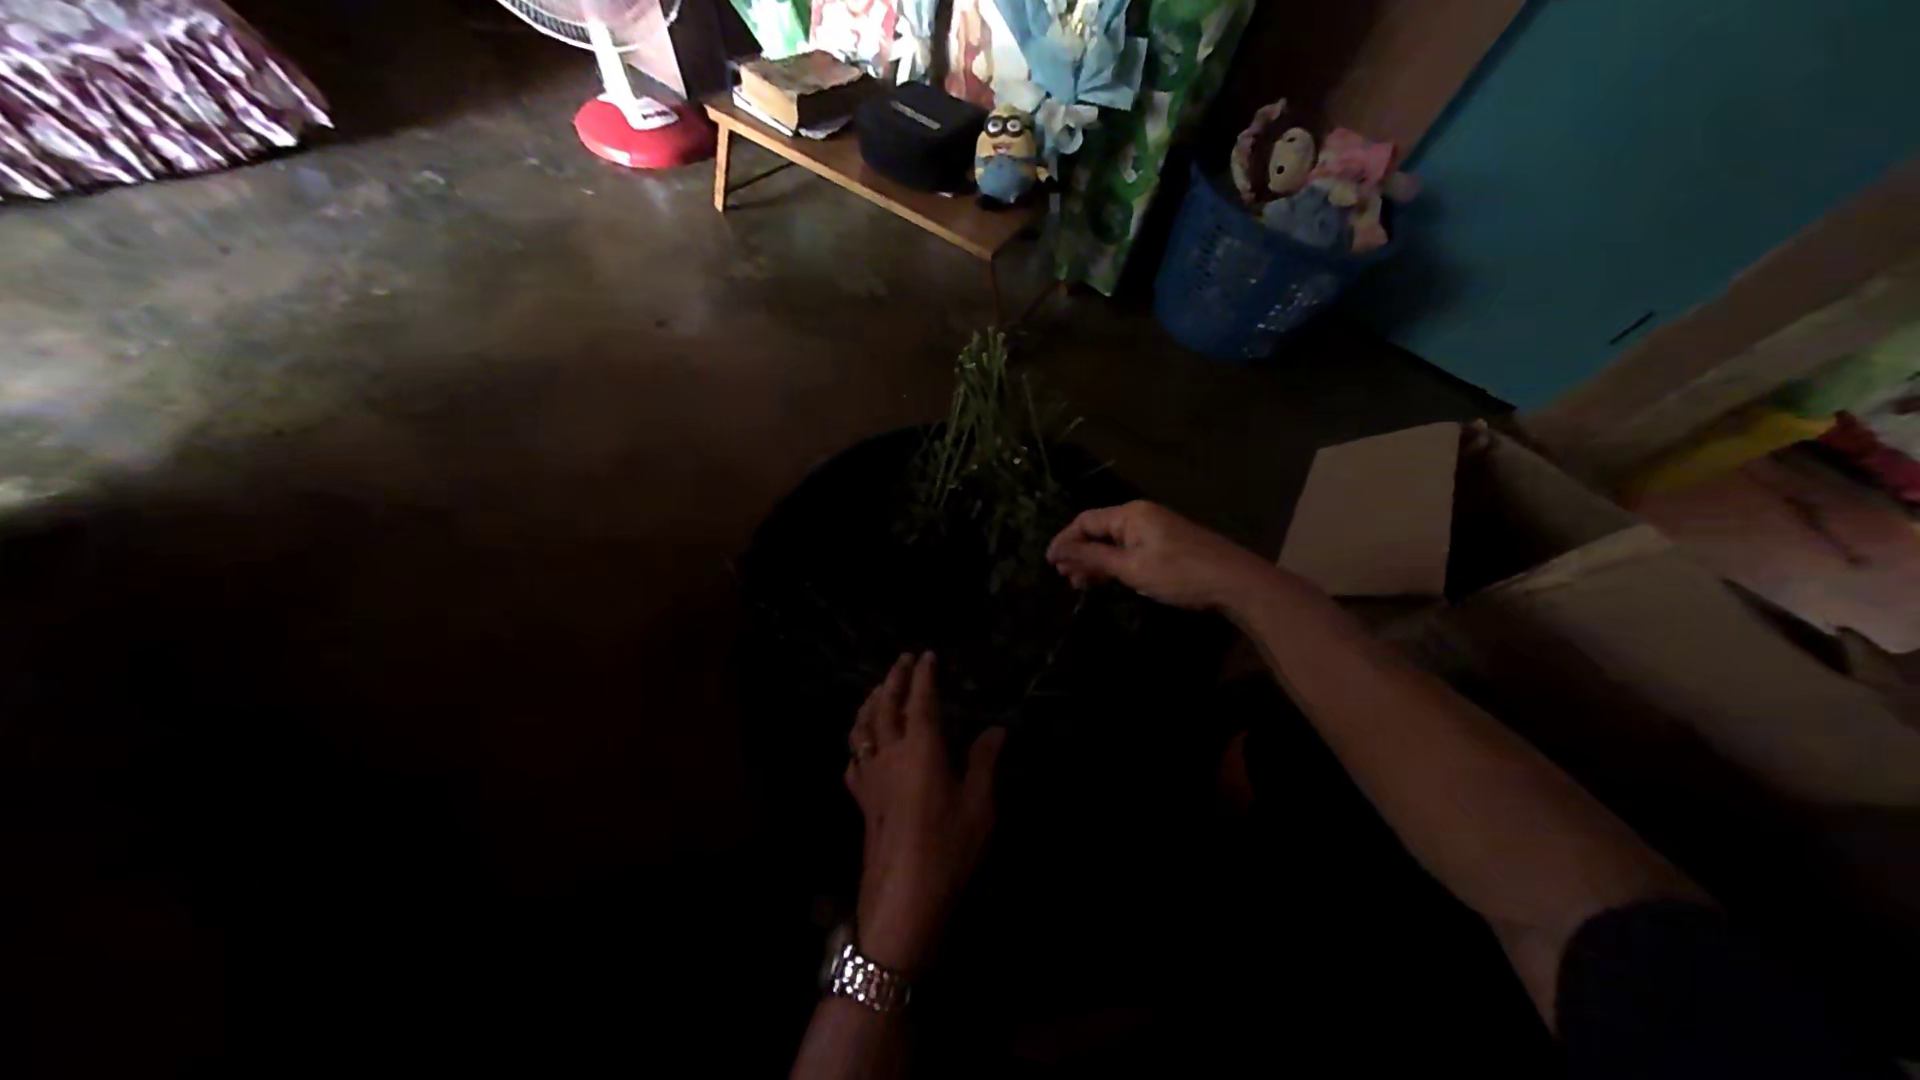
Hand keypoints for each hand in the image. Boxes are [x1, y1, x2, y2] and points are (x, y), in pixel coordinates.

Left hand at [845, 652, 1005, 975]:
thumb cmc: (947, 847)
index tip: (927, 655)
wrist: (903, 895)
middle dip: (893, 679)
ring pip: (863, 727)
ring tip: (879, 689)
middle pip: (886, 706)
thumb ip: (984, 762)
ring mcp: (870, 776)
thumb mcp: (978, 805)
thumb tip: (996, 729)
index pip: (920, 701)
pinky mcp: (861, 798)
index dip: (924, 675)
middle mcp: (890, 754)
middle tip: (902, 660)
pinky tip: (861, 744)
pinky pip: (853, 759)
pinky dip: (857, 742)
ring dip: (871, 702)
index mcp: (921, 749)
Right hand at [1046, 500, 1280, 612]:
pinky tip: (1108, 580)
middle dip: (1079, 553)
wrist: (1235, 581)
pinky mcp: (1166, 544)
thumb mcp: (1132, 568)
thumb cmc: (1180, 574)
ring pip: (1114, 542)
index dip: (1064, 541)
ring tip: (1081, 584)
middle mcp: (1141, 515)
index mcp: (1131, 514)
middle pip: (1099, 530)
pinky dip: (1115, 563)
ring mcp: (1155, 529)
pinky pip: (1130, 549)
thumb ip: (1093, 559)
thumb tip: (1059, 552)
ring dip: (1096, 561)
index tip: (1050, 563)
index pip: (1085, 521)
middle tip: (1065, 579)